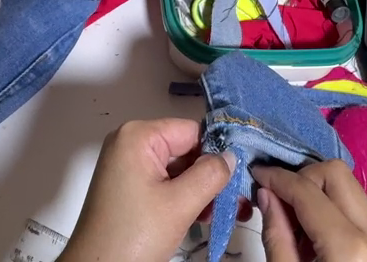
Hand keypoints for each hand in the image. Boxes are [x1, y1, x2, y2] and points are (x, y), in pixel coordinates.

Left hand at [60, 118, 231, 261]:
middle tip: (236, 201)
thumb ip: (210, 176)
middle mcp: (130, 142)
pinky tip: (201, 216)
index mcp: (138, 135)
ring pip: (175, 169)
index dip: (215, 152)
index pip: (190, 131)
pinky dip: (181, 197)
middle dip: (209, 176)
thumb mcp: (179, 205)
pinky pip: (162, 182)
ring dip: (198, 190)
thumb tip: (231, 155)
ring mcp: (127, 165)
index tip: (239, 176)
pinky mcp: (127, 187)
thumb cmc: (135, 235)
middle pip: (183, 149)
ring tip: (223, 213)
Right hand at [253, 161, 366, 261]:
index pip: (307, 189)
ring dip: (320, 192)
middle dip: (303, 176)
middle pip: (335, 172)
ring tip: (299, 222)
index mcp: (348, 247)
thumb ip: (277, 238)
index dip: (276, 177)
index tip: (257, 175)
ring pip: (351, 188)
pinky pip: (362, 211)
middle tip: (281, 197)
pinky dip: (337, 210)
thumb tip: (267, 195)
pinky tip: (320, 235)